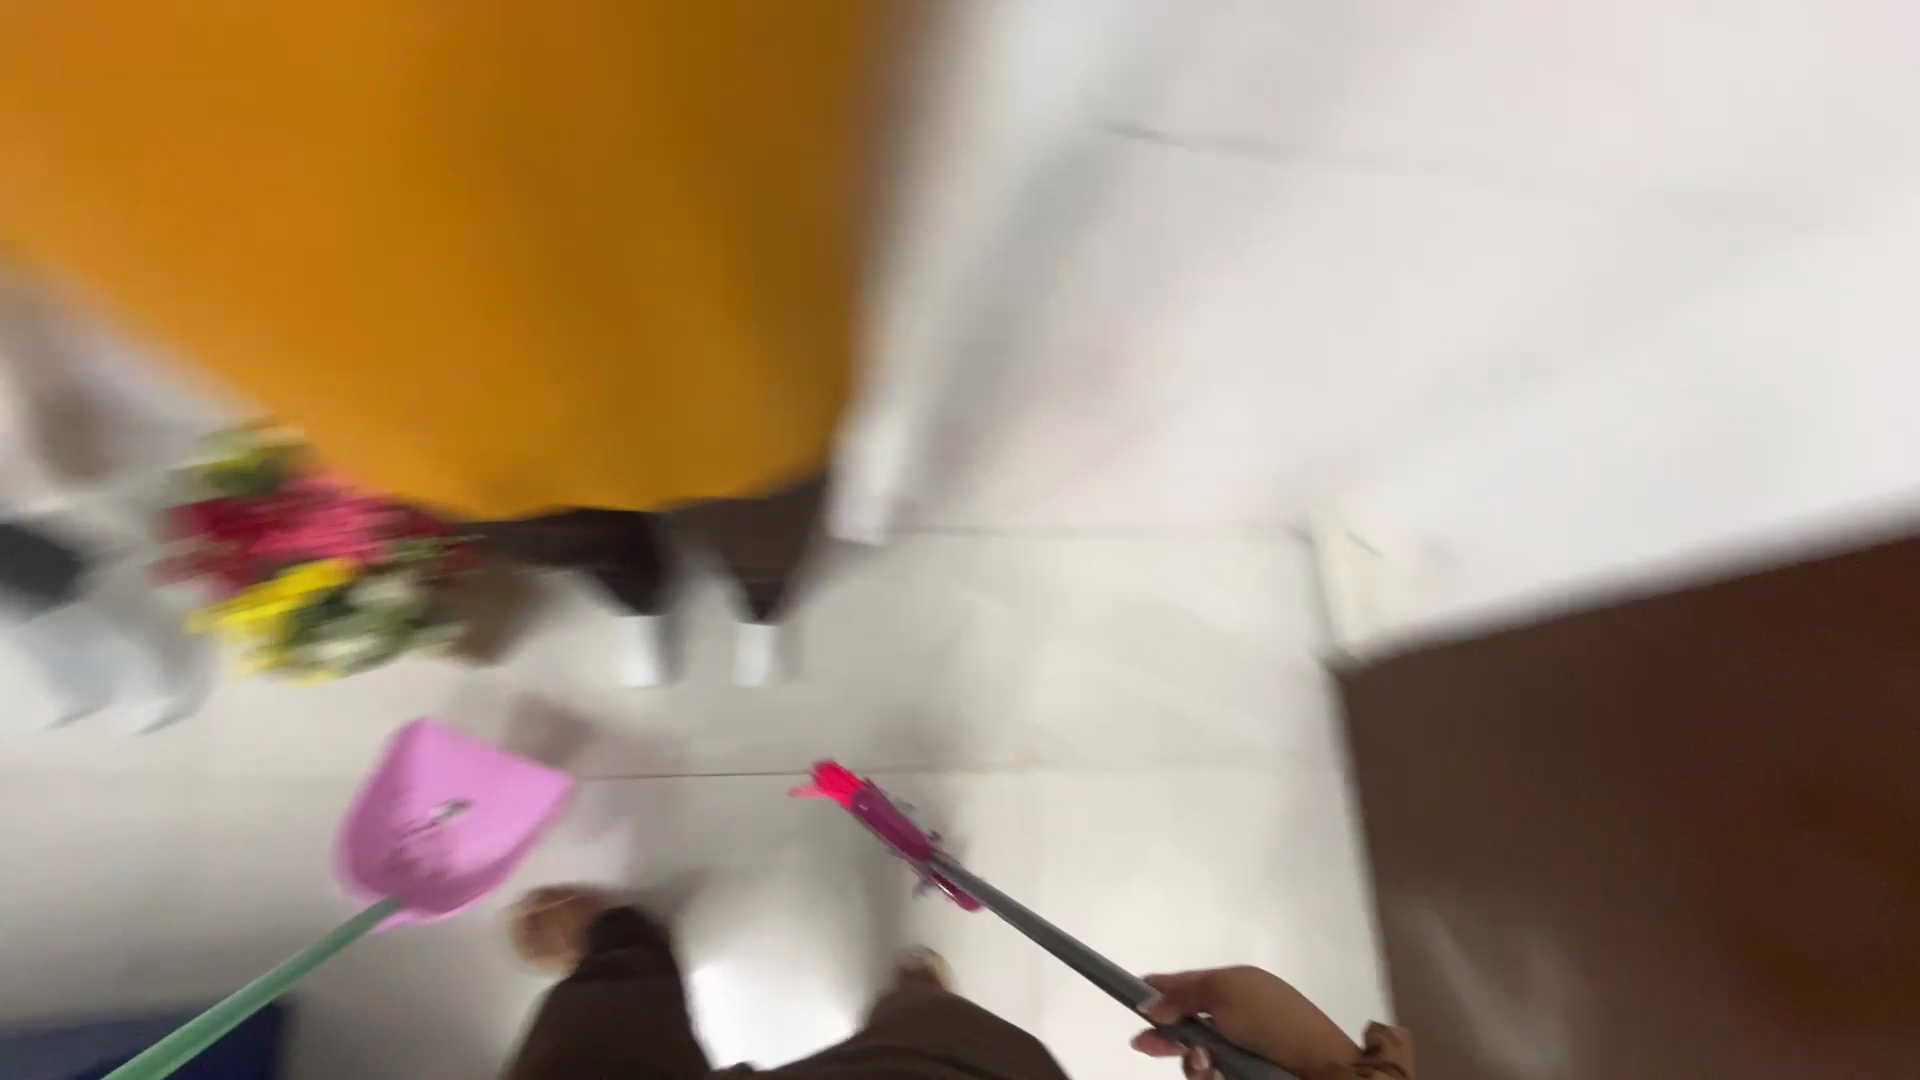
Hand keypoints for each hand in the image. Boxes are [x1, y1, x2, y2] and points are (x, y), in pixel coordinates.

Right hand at [1130, 966, 1358, 1078]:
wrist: (1322, 1073)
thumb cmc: (1271, 1021)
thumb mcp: (1222, 992)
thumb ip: (1182, 995)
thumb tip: (1151, 1003)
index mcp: (1237, 986)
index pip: (1192, 983)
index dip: (1164, 989)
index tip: (1136, 995)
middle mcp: (1239, 1017)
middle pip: (1190, 1023)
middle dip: (1166, 1033)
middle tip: (1141, 1044)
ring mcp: (1244, 1053)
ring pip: (1199, 1056)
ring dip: (1192, 1060)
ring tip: (1202, 1065)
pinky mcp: (1246, 1078)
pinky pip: (1213, 1075)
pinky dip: (1206, 1074)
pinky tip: (1210, 1072)